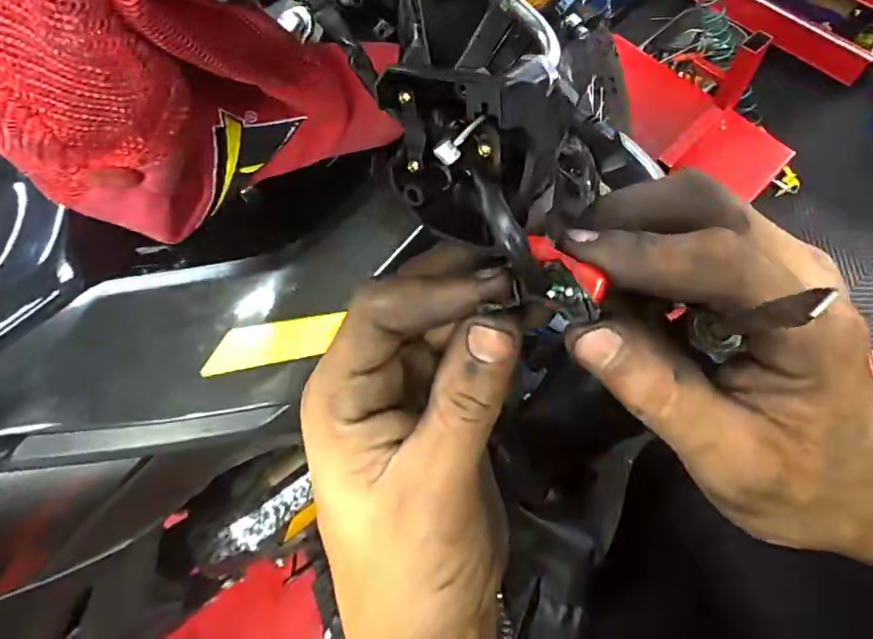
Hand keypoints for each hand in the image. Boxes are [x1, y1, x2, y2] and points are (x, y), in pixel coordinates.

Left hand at [300, 246, 520, 638]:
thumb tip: (498, 322)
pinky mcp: (438, 399)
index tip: (494, 284)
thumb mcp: (435, 489)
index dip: (433, 291)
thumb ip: (465, 402)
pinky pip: (465, 349)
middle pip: (409, 306)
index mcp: (339, 394)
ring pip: (441, 321)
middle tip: (521, 270)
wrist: (434, 632)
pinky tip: (528, 317)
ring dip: (485, 303)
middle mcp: (366, 378)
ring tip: (532, 287)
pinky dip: (495, 332)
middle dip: (462, 286)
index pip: (377, 314)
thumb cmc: (411, 571)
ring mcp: (403, 386)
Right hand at [558, 171, 872, 572]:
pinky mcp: (769, 258)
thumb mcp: (726, 461)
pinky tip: (628, 275)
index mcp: (810, 324)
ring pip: (703, 202)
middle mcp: (805, 270)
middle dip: (632, 213)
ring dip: (638, 219)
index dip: (642, 251)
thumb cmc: (803, 486)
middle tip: (573, 245)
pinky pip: (703, 223)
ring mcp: (789, 256)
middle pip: (710, 203)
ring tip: (591, 259)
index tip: (573, 252)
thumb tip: (584, 335)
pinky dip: (654, 236)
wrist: (864, 484)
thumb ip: (657, 394)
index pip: (722, 257)